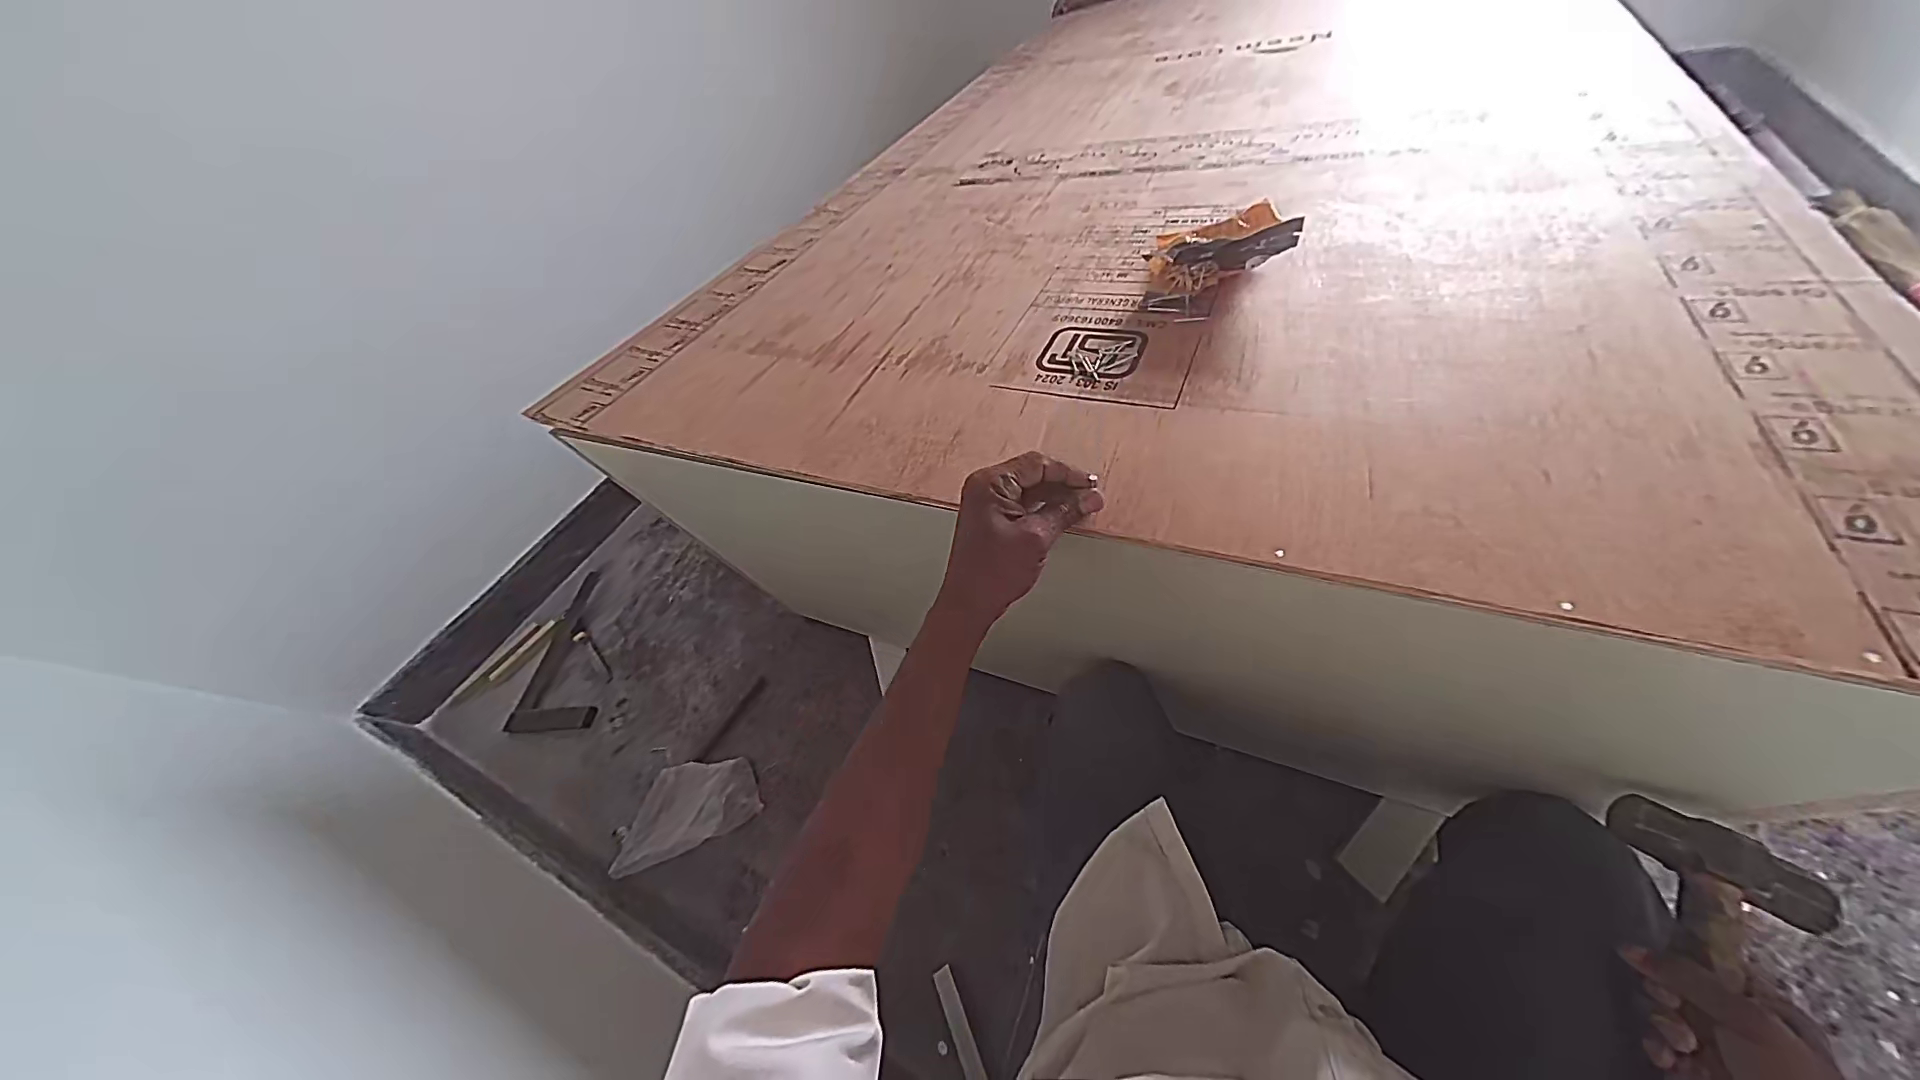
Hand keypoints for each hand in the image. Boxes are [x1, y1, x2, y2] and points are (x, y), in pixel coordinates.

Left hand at [931, 452, 1103, 634]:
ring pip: (1030, 489)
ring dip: (1056, 496)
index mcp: (989, 484)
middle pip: (1033, 474)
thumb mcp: (1036, 537)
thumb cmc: (992, 573)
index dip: (1067, 473)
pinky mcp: (992, 518)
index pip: (1035, 465)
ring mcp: (987, 502)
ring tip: (1083, 506)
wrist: (970, 603)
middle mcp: (984, 487)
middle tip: (1090, 495)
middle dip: (1063, 484)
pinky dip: (1044, 508)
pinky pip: (1023, 503)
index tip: (1090, 484)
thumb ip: (1065, 512)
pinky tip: (1063, 515)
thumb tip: (1089, 497)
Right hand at [1622, 946, 1841, 1079]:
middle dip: (1665, 994)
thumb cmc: (1785, 1076)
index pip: (1709, 967)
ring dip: (1663, 1024)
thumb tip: (1626, 947)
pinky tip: (1666, 1057)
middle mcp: (1739, 1026)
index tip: (1664, 967)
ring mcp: (1715, 1052)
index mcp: (1765, 1008)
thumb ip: (1688, 977)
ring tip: (1680, 1043)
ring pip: (1664, 1016)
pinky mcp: (1692, 1071)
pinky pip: (1659, 1046)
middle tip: (1669, 1004)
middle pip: (1678, 989)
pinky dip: (1657, 1048)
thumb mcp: (1748, 1019)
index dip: (1680, 963)